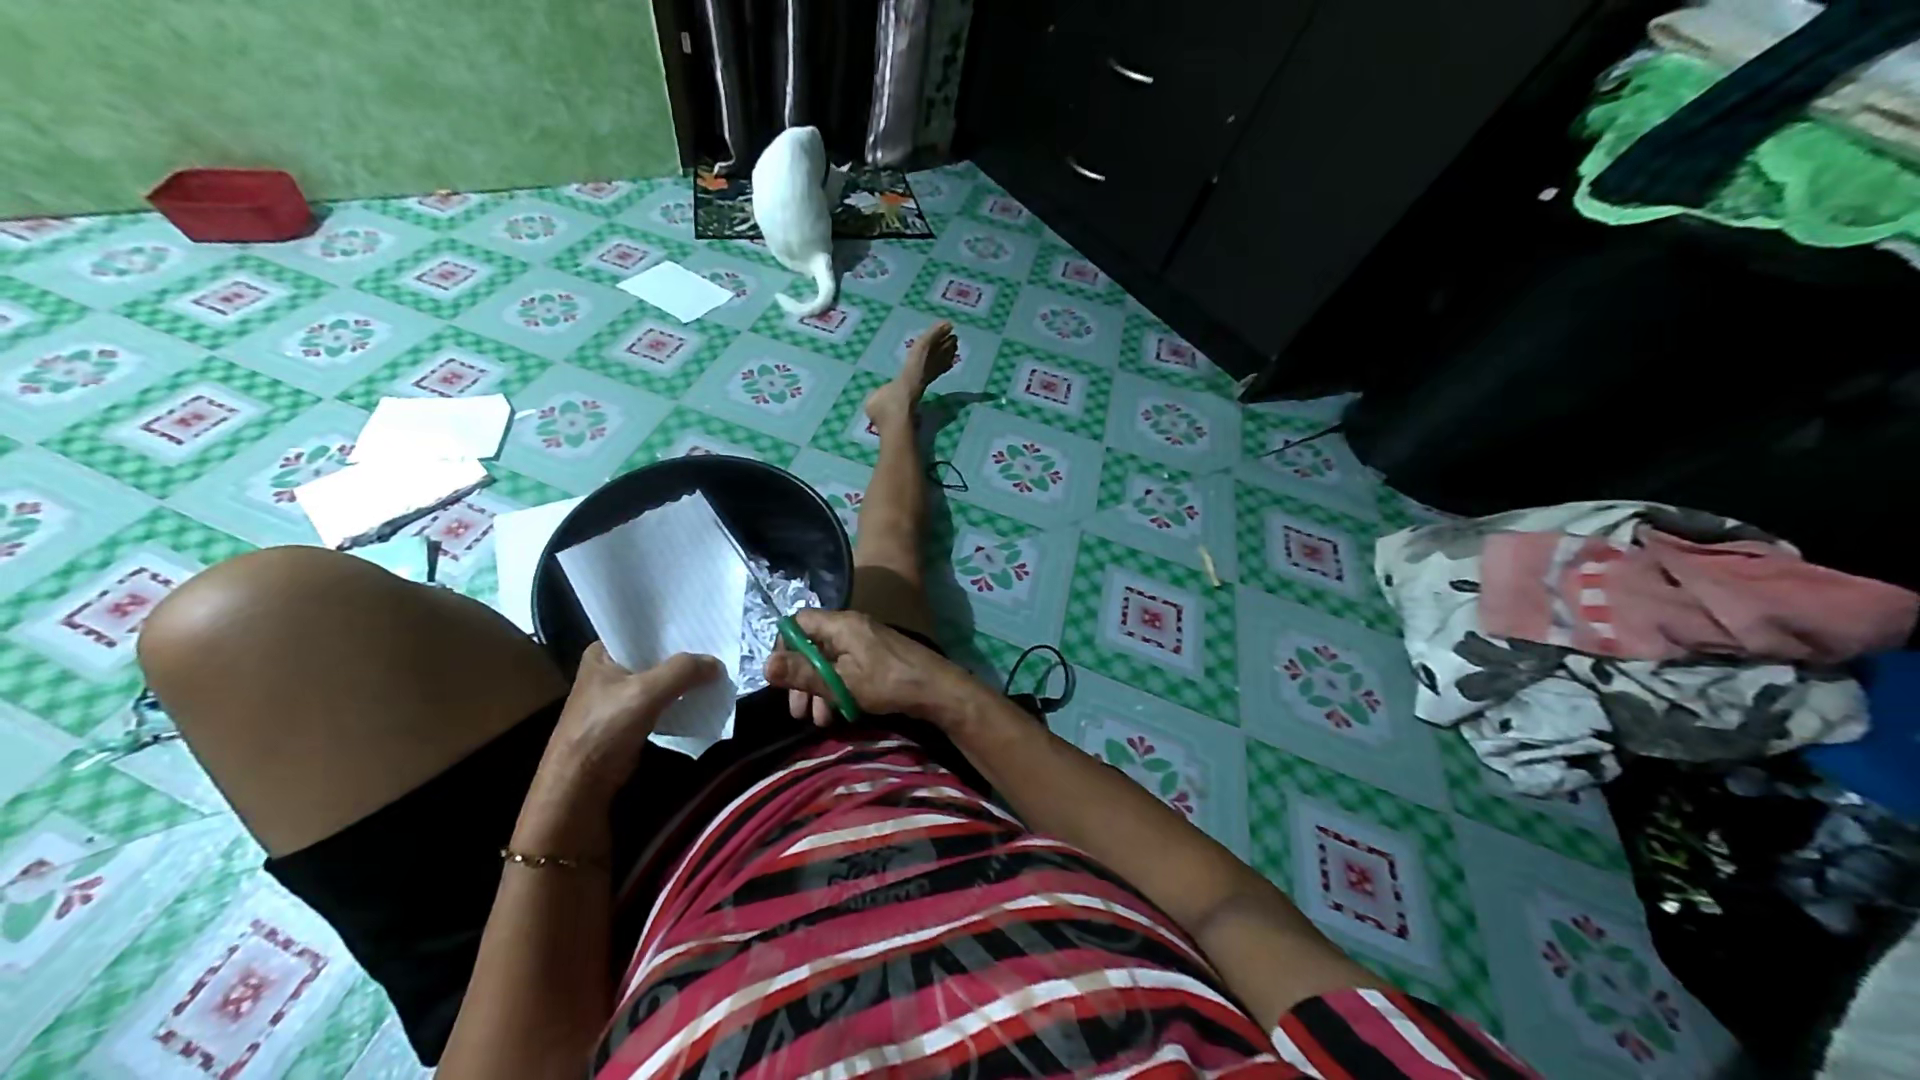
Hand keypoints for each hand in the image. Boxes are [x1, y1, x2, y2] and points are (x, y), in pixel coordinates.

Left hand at [543, 643, 722, 799]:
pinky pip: (663, 698)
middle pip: (655, 654)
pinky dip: (681, 697)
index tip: (705, 624)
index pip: (644, 630)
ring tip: (716, 669)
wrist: (580, 783)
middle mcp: (610, 668)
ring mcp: (620, 693)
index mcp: (602, 651)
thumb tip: (716, 664)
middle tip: (718, 646)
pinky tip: (702, 695)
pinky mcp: (631, 716)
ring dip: (685, 678)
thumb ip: (682, 671)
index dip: (674, 628)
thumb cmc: (603, 729)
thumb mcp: (646, 692)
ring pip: (661, 677)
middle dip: (684, 654)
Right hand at [764, 609, 976, 725]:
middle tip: (797, 712)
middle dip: (802, 680)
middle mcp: (852, 627)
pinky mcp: (877, 658)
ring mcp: (866, 642)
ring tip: (818, 721)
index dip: (784, 646)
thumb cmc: (887, 682)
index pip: (799, 622)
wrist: (937, 689)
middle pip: (813, 647)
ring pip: (830, 662)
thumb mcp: (840, 682)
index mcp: (841, 624)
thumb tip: (765, 666)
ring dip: (820, 691)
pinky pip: (847, 668)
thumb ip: (803, 674)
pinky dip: (839, 689)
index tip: (782, 676)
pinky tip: (839, 714)